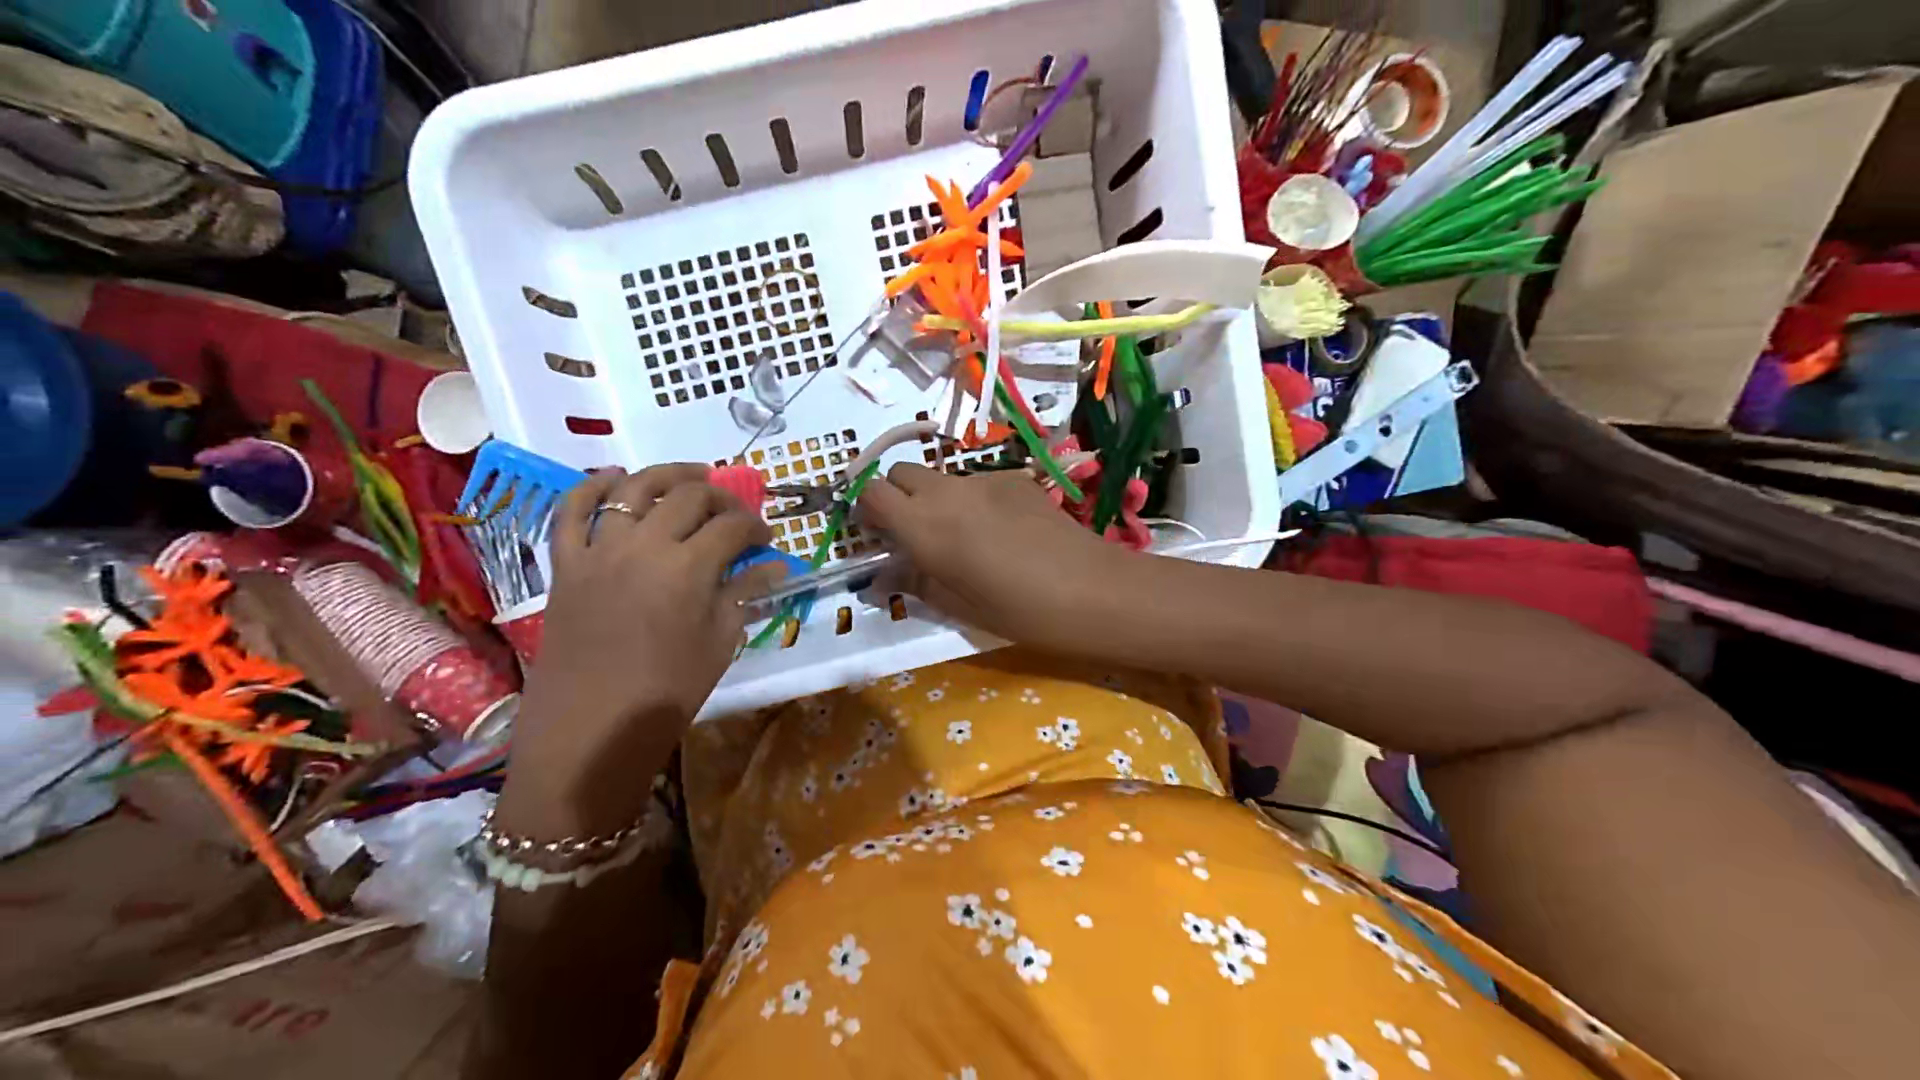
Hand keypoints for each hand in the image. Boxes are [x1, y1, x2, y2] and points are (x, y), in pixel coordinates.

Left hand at [512, 465, 783, 783]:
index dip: (755, 527)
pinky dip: (592, 486)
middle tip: (734, 514)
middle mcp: (645, 545)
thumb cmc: (667, 691)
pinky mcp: (566, 563)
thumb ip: (744, 594)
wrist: (592, 725)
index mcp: (689, 568)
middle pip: (689, 497)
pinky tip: (614, 477)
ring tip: (689, 476)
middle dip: (721, 498)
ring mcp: (600, 550)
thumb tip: (775, 568)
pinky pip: (571, 510)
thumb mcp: (720, 642)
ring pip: (633, 489)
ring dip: (667, 475)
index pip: (732, 527)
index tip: (766, 540)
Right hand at [857, 463, 1127, 643]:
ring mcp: (984, 480)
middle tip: (915, 534)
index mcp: (925, 527)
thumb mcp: (958, 607)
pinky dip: (973, 498)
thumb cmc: (1019, 611)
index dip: (866, 508)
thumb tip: (879, 578)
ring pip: (941, 477)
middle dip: (898, 495)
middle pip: (903, 473)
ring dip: (936, 498)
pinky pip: (978, 481)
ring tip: (963, 537)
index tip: (877, 533)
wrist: (1092, 589)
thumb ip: (914, 582)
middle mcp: (947, 493)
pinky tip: (1001, 531)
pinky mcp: (1015, 478)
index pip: (872, 491)